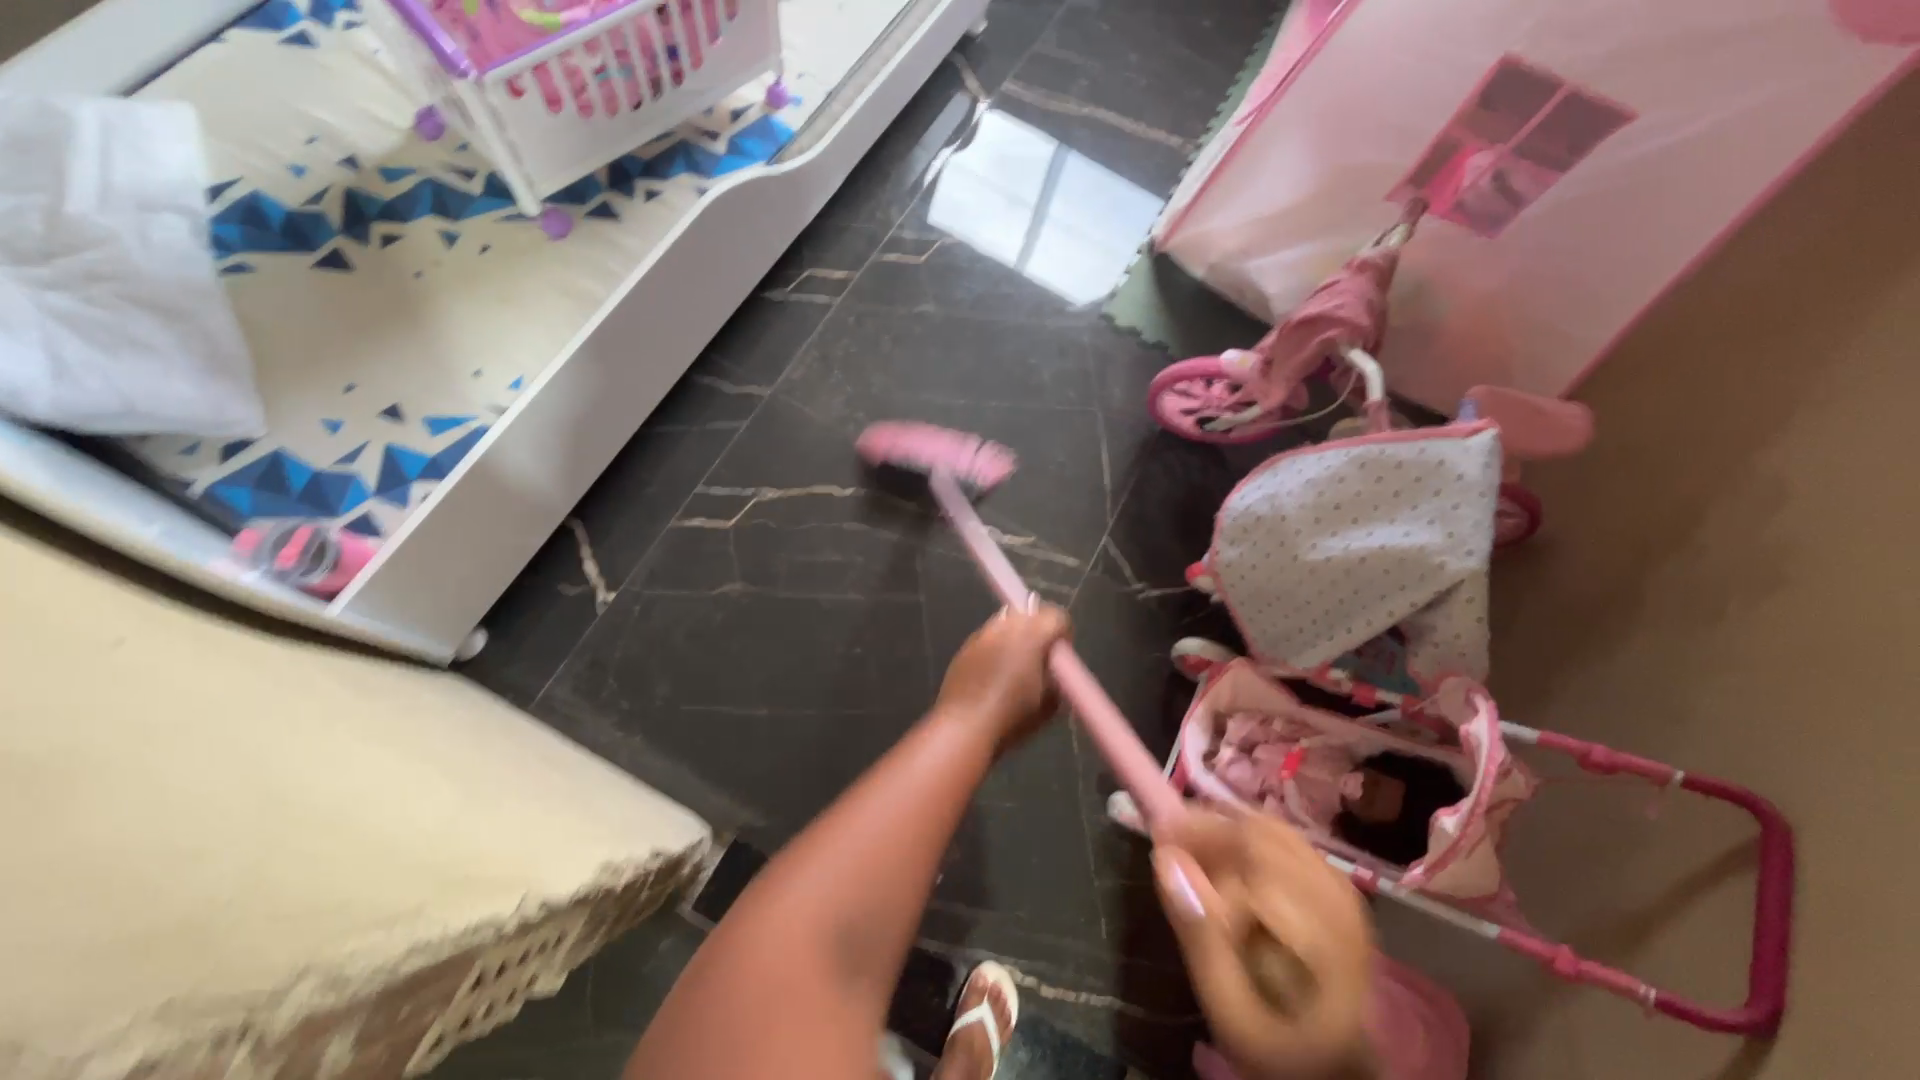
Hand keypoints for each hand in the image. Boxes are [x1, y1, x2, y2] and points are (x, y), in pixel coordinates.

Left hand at [934, 604, 1070, 752]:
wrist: (964, 726)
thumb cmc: (1012, 716)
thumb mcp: (1051, 701)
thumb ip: (1057, 676)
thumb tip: (1054, 668)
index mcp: (1032, 634)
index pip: (1057, 616)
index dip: (1063, 635)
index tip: (1060, 658)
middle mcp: (1006, 625)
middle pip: (1030, 613)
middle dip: (1039, 631)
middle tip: (1039, 660)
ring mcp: (982, 633)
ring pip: (1006, 623)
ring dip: (1016, 637)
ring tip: (1015, 666)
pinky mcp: (965, 646)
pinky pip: (988, 638)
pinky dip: (995, 648)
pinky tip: (993, 674)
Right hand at [1154, 811, 1374, 1079]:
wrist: (1333, 1065)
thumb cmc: (1278, 1044)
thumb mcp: (1229, 1010)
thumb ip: (1199, 936)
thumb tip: (1164, 860)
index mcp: (1318, 928)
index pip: (1249, 852)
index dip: (1199, 839)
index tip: (1156, 844)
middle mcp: (1336, 897)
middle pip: (1261, 833)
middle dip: (1209, 831)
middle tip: (1166, 844)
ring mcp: (1341, 889)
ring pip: (1271, 829)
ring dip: (1226, 833)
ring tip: (1189, 851)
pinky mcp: (1336, 888)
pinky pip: (1285, 840)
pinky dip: (1247, 841)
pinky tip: (1224, 863)